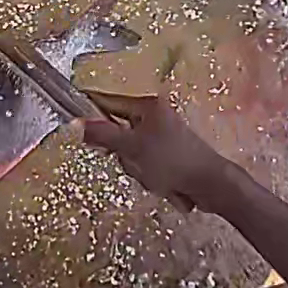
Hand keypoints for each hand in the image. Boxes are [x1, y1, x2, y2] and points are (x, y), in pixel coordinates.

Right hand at [82, 92, 242, 213]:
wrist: (212, 185)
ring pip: (129, 150)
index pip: (108, 102)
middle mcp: (153, 116)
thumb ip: (103, 135)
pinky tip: (161, 183)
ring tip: (152, 176)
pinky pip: (144, 161)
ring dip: (136, 167)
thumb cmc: (172, 160)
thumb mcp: (133, 148)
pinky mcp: (168, 154)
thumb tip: (74, 123)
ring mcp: (162, 135)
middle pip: (117, 130)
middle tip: (133, 162)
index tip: (74, 123)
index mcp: (146, 105)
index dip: (91, 112)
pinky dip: (147, 174)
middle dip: (122, 152)